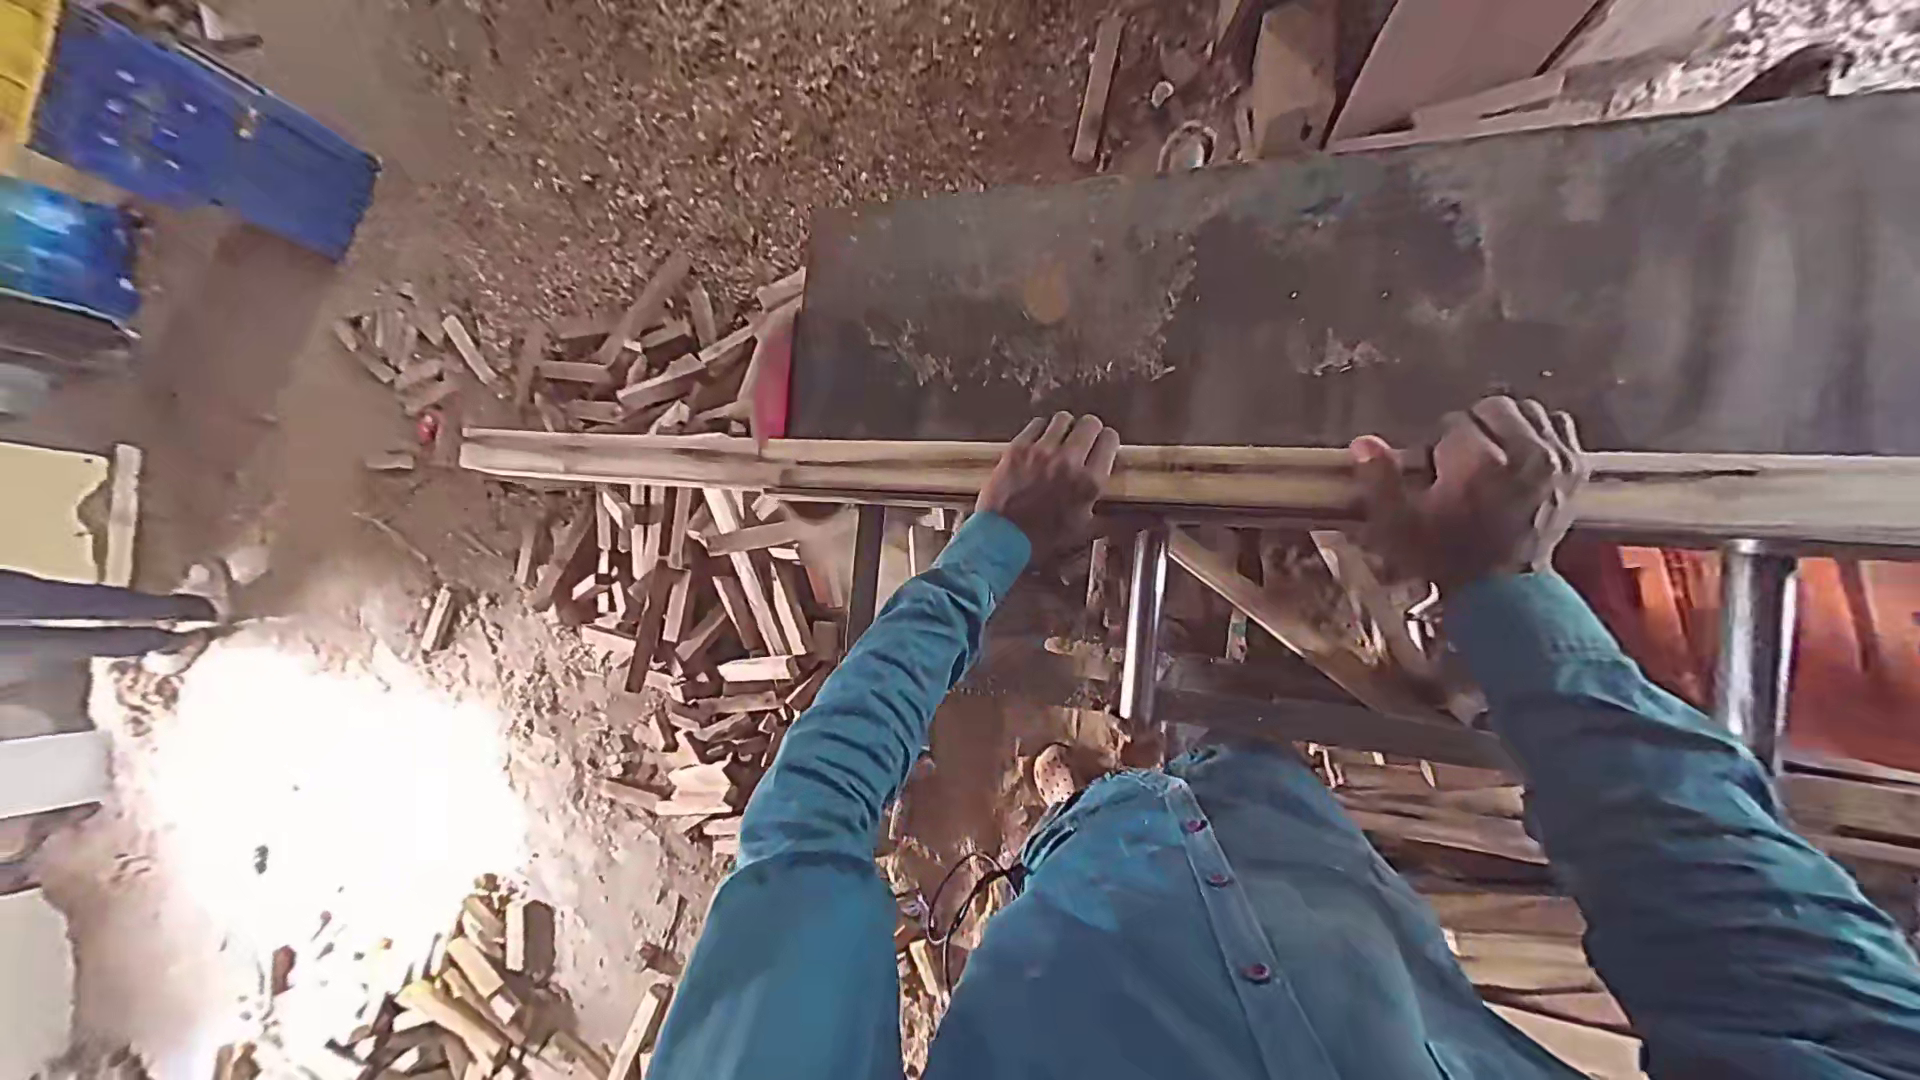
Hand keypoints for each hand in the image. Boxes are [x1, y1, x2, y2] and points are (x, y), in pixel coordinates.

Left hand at [976, 413, 1120, 553]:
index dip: (1107, 441)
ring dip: (1065, 428)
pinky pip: (1037, 424)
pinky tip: (1039, 443)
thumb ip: (1104, 509)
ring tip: (1059, 440)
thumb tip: (1125, 507)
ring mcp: (1042, 452)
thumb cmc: (1043, 539)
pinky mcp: (1018, 448)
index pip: (1110, 440)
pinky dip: (1041, 431)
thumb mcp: (1083, 528)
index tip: (1101, 446)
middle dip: (1089, 430)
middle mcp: (1069, 461)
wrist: (1001, 538)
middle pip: (1090, 423)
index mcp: (1089, 482)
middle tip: (1082, 441)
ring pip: (1063, 419)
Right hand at [1349, 396, 1587, 591]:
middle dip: (1470, 429)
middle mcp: (1524, 452)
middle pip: (1493, 408)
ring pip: (1528, 412)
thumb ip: (1379, 479)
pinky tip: (1517, 458)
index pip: (1451, 422)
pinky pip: (1558, 426)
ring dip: (1503, 427)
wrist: (1502, 588)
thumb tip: (1363, 442)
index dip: (1433, 446)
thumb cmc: (1442, 555)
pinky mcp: (1577, 469)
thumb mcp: (1397, 523)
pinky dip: (1536, 434)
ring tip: (1488, 457)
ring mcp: (1556, 459)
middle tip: (1457, 462)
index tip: (1431, 473)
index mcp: (1478, 463)